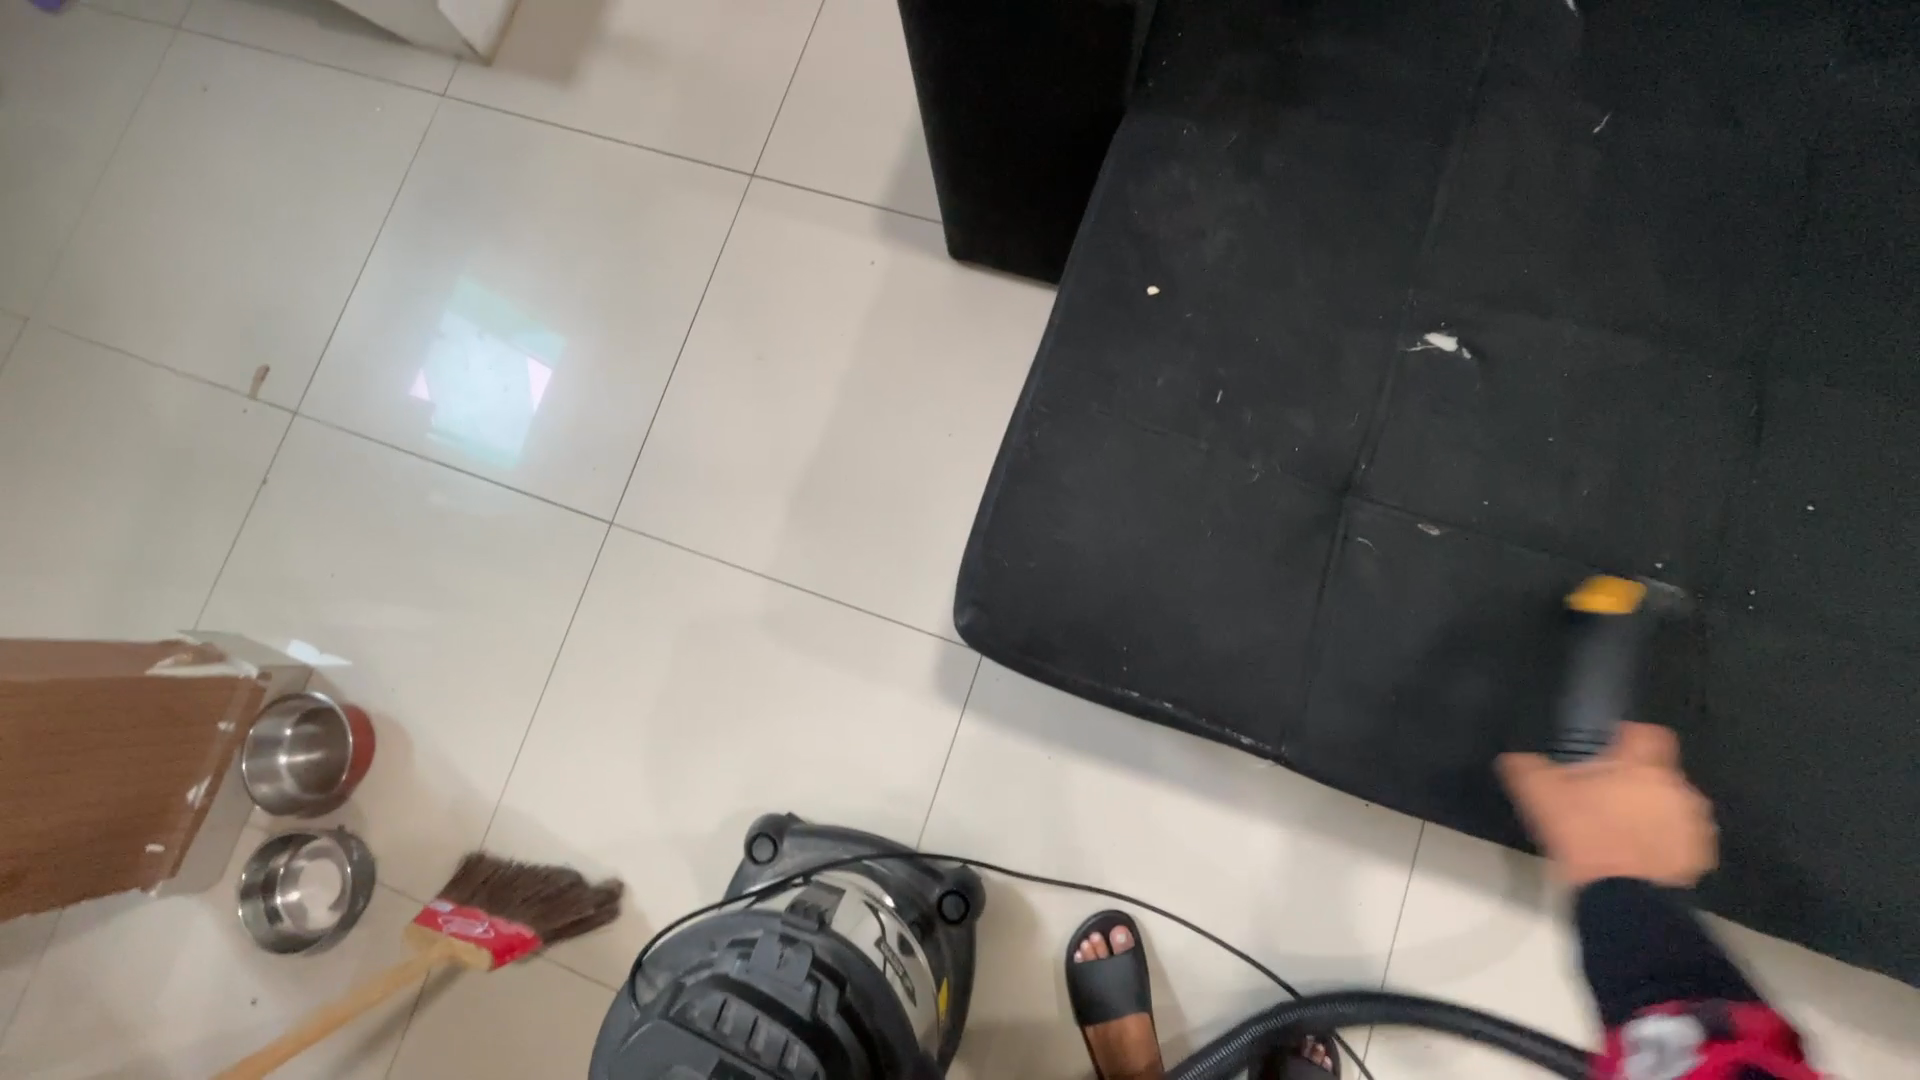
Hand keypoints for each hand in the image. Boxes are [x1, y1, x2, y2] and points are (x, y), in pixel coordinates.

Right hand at [1497, 722, 1717, 888]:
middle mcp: (1675, 789)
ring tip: (1614, 825)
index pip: (1646, 733)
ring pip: (1667, 803)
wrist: (1621, 896)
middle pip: (1654, 771)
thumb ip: (1526, 767)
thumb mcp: (1536, 794)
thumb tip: (1516, 757)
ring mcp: (1692, 823)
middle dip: (1630, 779)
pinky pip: (1677, 834)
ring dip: (1646, 808)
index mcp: (1640, 767)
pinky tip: (1629, 849)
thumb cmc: (1583, 836)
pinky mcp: (1699, 854)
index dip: (1626, 735)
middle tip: (1598, 794)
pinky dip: (1658, 836)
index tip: (1608, 747)